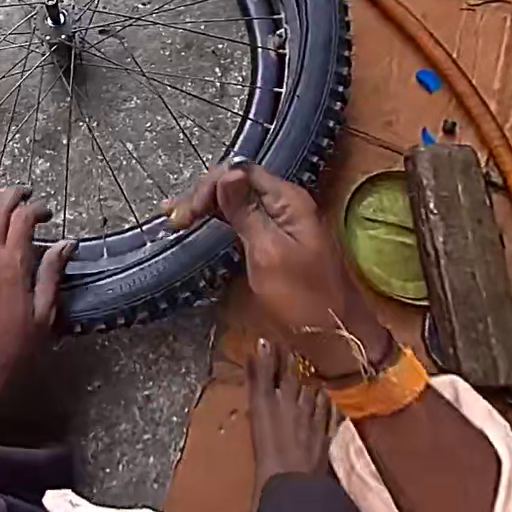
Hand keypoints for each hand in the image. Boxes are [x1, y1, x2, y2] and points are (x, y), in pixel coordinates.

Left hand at [0, 187, 75, 437]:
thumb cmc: (13, 346)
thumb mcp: (44, 312)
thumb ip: (53, 273)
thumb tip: (67, 245)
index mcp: (11, 264)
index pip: (22, 218)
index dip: (36, 209)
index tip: (47, 213)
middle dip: (12, 195)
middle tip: (26, 194)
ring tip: (3, 200)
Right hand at [166, 164, 389, 378]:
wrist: (337, 339)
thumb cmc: (303, 298)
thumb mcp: (267, 252)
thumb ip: (245, 211)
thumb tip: (227, 173)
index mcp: (289, 200)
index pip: (241, 171)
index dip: (210, 186)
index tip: (186, 212)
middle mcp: (286, 203)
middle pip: (236, 182)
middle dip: (203, 195)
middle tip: (175, 217)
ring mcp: (282, 220)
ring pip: (235, 198)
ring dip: (205, 205)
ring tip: (175, 217)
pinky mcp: (275, 238)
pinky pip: (241, 216)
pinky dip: (217, 217)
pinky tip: (197, 220)